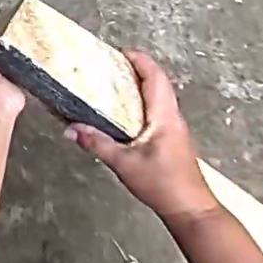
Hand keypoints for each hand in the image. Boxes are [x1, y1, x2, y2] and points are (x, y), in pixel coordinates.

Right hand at [68, 50, 219, 222]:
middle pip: (158, 82)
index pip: (155, 76)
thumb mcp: (124, 163)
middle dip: (136, 69)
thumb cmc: (163, 184)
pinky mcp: (172, 140)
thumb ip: (97, 143)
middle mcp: (172, 117)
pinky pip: (156, 110)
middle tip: (111, 64)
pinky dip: (140, 102)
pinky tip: (123, 112)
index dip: (139, 60)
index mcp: (164, 116)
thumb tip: (71, 129)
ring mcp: (174, 129)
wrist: (191, 210)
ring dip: (139, 85)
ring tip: (113, 83)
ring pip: (158, 96)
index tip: (120, 51)